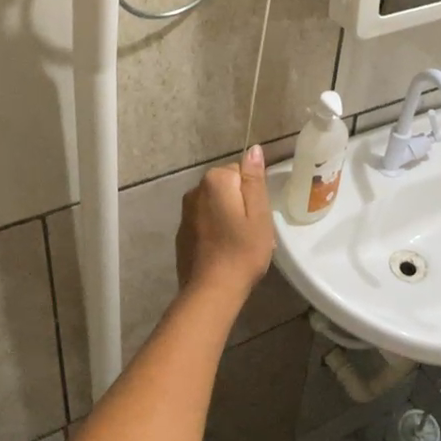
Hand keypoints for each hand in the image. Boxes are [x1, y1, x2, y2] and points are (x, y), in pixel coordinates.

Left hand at [176, 144, 275, 300]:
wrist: (211, 291)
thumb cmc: (242, 251)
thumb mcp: (258, 214)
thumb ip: (254, 179)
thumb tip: (253, 149)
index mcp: (215, 181)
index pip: (241, 172)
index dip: (253, 195)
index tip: (257, 217)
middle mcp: (195, 190)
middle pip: (227, 188)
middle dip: (240, 205)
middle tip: (252, 232)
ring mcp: (185, 212)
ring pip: (216, 205)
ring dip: (228, 218)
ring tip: (239, 244)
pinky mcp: (181, 233)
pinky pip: (205, 222)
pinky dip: (215, 231)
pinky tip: (223, 252)